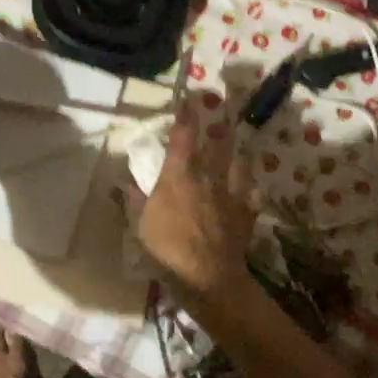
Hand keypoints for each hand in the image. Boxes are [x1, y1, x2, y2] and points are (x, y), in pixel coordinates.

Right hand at [131, 99, 257, 298]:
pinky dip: (250, 186)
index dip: (185, 116)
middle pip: (218, 144)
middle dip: (218, 127)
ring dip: (236, 153)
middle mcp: (208, 178)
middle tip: (221, 115)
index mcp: (178, 177)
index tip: (188, 100)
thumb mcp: (140, 225)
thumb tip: (124, 182)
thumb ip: (134, 200)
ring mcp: (231, 194)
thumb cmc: (166, 250)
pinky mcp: (247, 213)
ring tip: (236, 148)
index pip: (183, 137)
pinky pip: (252, 192)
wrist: (207, 277)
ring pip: (238, 163)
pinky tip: (249, 186)